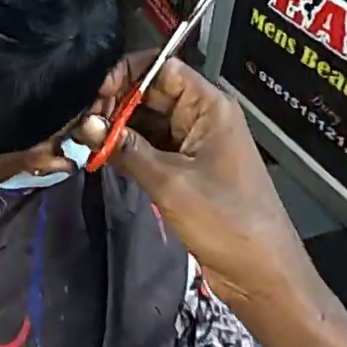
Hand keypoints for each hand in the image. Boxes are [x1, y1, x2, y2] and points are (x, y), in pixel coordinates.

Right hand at [76, 52, 303, 306]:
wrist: (263, 279)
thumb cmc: (227, 221)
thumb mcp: (171, 183)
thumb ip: (126, 149)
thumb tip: (88, 125)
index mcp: (208, 105)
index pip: (161, 67)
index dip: (125, 73)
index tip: (95, 94)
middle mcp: (199, 115)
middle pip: (148, 92)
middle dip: (114, 103)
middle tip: (83, 122)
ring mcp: (191, 141)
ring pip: (144, 119)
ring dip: (116, 128)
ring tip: (84, 138)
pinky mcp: (183, 165)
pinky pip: (147, 144)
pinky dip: (125, 148)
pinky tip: (99, 155)